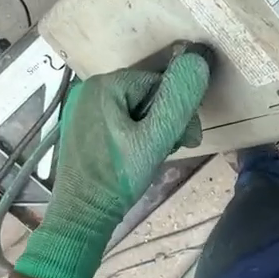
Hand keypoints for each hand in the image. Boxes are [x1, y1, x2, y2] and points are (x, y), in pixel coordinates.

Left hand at [13, 52, 209, 277]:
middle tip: (173, 148)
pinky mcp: (81, 125)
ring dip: (153, 128)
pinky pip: (118, 118)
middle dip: (166, 120)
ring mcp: (81, 107)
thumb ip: (177, 101)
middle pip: (147, 94)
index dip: (177, 110)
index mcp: (105, 85)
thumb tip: (197, 61)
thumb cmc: (118, 178)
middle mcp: (89, 88)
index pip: (160, 84)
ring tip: (154, 154)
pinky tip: (136, 155)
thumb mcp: (155, 139)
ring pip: (135, 107)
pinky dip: (133, 134)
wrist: (81, 216)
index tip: (185, 140)